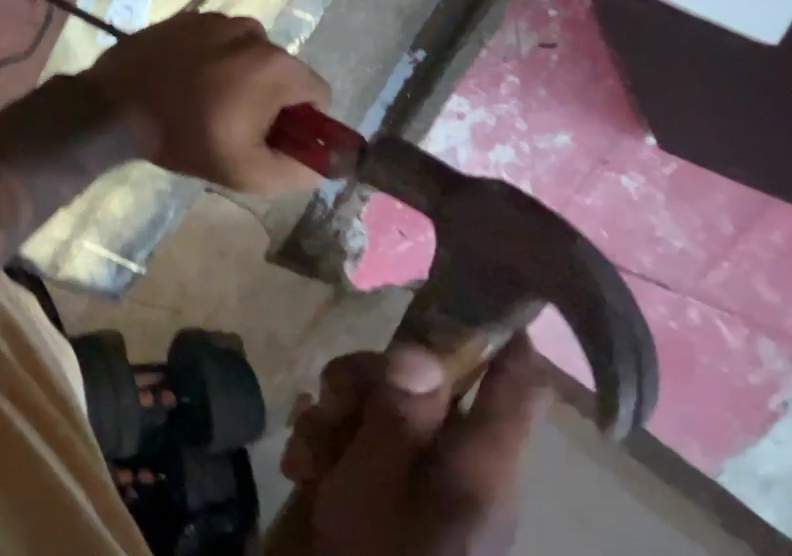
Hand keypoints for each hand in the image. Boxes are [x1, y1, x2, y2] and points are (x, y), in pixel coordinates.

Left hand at [81, 11, 330, 193]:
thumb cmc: (183, 138)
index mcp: (277, 66)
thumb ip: (295, 171)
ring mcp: (213, 20)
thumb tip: (320, 166)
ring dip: (236, 75)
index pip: (317, 95)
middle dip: (267, 98)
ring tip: (201, 101)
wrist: (112, 107)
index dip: (300, 122)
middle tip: (230, 122)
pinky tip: (181, 80)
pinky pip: (212, 41)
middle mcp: (252, 32)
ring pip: (245, 53)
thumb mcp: (245, 171)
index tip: (269, 137)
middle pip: (280, 72)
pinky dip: (206, 58)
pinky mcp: (181, 19)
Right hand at [281, 339, 550, 555]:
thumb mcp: (377, 482)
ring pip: (380, 404)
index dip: (496, 331)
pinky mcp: (392, 485)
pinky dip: (328, 442)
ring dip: (333, 416)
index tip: (450, 292)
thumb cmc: (380, 551)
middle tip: (328, 407)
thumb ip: (397, 415)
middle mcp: (462, 458)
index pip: (517, 379)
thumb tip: (416, 349)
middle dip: (362, 381)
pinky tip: (305, 468)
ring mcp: (425, 472)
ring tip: (308, 456)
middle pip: (423, 381)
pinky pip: (362, 436)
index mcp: (482, 459)